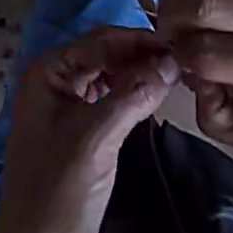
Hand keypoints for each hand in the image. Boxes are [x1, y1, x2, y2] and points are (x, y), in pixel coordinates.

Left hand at [0, 28, 177, 232]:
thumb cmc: (58, 193)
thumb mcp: (97, 137)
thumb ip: (135, 93)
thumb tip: (174, 61)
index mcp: (49, 72)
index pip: (105, 39)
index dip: (144, 40)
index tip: (181, 44)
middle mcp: (57, 80)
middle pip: (111, 52)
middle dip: (145, 55)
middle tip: (183, 60)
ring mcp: (69, 104)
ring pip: (116, 72)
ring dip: (144, 72)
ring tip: (176, 75)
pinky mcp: (83, 127)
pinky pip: (116, 94)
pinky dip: (137, 92)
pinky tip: (158, 95)